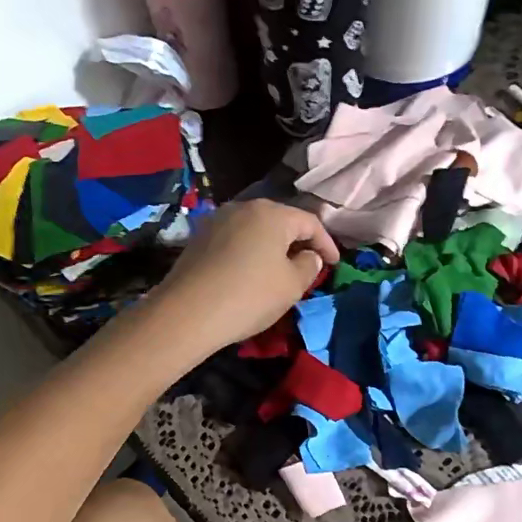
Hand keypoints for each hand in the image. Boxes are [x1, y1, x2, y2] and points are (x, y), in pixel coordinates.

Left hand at [144, 200, 338, 357]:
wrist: (186, 313)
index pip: (309, 222)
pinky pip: (232, 241)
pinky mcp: (196, 240)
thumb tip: (308, 255)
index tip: (335, 264)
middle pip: (278, 221)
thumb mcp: (291, 285)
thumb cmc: (248, 296)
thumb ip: (309, 264)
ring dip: (269, 247)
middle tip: (308, 264)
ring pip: (253, 230)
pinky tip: (248, 273)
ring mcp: (215, 222)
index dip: (327, 243)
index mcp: (270, 212)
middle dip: (296, 242)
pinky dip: (246, 253)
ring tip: (279, 270)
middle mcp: (241, 208)